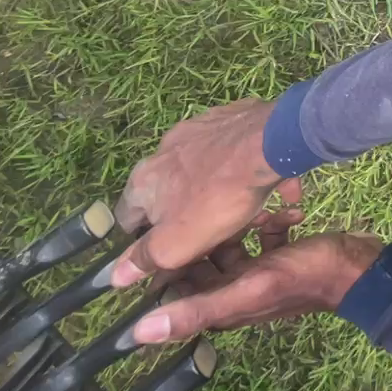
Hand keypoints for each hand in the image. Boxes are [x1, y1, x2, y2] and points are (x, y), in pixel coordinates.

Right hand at [111, 98, 299, 288]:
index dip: (142, 238)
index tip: (164, 250)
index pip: (128, 216)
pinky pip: (240, 150)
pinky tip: (276, 183)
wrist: (272, 142)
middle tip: (214, 230)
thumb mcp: (178, 243)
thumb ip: (145, 258)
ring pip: (208, 169)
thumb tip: (115, 275)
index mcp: (144, 178)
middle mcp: (168, 146)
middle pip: (170, 190)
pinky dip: (250, 168)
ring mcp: (204, 126)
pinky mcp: (236, 115)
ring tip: (252, 208)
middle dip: (189, 212)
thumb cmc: (220, 197)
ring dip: (223, 190)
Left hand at [130, 214, 384, 343]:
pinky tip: (290, 211)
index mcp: (222, 304)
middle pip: (209, 260)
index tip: (175, 228)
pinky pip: (267, 235)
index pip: (181, 285)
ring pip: (238, 243)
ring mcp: (261, 271)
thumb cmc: (303, 277)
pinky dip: (275, 222)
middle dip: (214, 234)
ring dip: (249, 224)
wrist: (356, 265)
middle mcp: (236, 289)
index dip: (175, 260)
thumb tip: (136, 333)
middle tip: (222, 206)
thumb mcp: (249, 288)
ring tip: (265, 209)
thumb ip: (198, 307)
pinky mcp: (284, 253)